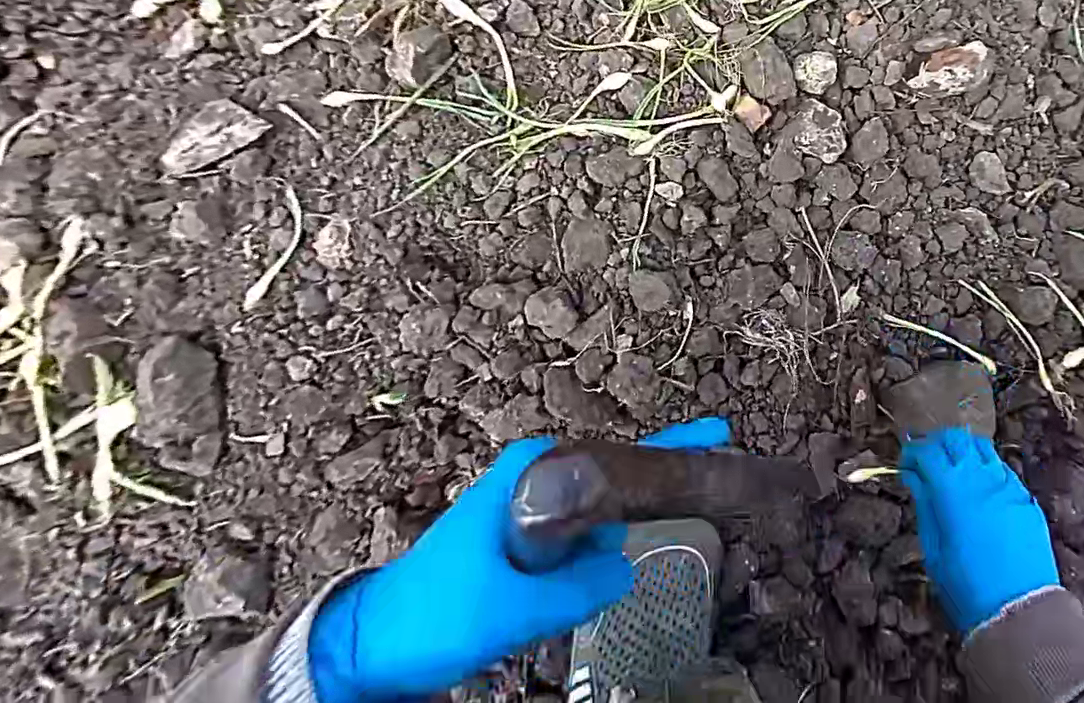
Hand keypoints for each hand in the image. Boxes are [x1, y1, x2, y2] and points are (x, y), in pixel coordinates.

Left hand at [308, 418, 730, 702]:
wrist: (363, 648)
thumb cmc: (432, 613)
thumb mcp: (508, 610)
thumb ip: (576, 591)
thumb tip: (627, 571)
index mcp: (533, 468)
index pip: (621, 449)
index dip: (675, 443)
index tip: (719, 434)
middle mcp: (537, 471)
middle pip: (619, 464)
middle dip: (664, 471)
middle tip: (714, 470)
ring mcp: (532, 498)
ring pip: (603, 496)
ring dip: (634, 508)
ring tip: (679, 508)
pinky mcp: (527, 528)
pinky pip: (583, 521)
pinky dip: (608, 531)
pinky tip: (625, 546)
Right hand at [900, 426, 1060, 631]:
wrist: (1020, 610)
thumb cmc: (967, 587)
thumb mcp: (934, 550)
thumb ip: (925, 505)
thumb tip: (914, 476)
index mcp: (952, 489)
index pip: (927, 452)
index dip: (912, 452)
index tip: (905, 462)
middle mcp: (980, 476)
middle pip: (955, 438)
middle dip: (937, 443)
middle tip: (927, 460)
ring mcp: (1006, 482)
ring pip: (981, 446)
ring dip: (963, 450)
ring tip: (954, 468)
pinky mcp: (1024, 494)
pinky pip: (1001, 467)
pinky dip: (985, 467)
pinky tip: (979, 486)